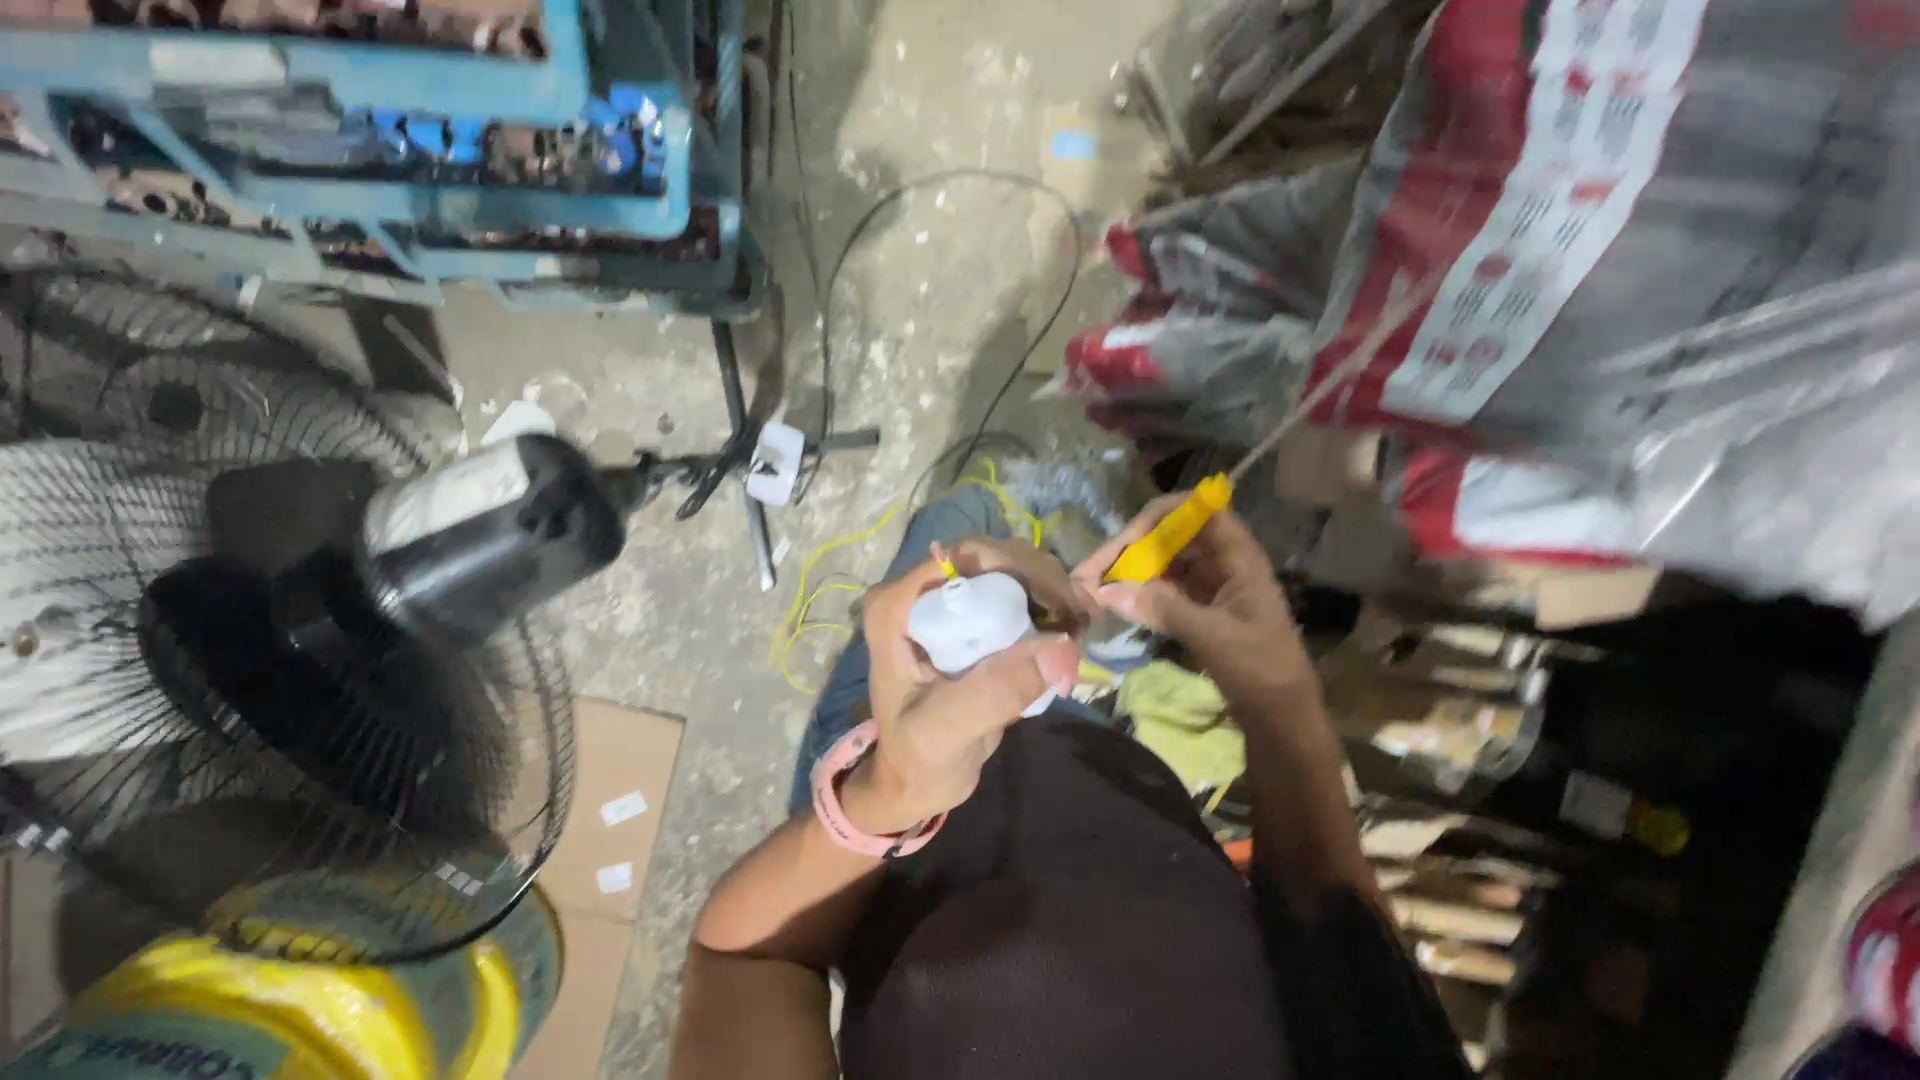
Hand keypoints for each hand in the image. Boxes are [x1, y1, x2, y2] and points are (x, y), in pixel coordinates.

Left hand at [842, 537, 1083, 834]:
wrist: (918, 781)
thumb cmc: (920, 758)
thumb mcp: (948, 730)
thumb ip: (997, 690)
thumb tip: (1064, 646)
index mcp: (896, 607)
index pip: (963, 558)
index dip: (1019, 570)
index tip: (1063, 608)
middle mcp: (920, 592)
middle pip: (995, 558)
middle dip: (1044, 582)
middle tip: (1081, 624)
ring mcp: (949, 602)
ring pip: (1013, 570)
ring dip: (1054, 594)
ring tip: (1079, 633)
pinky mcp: (974, 617)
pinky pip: (1020, 593)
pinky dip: (1051, 608)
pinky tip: (1070, 636)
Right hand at [1072, 494, 1314, 710]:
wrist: (1283, 716)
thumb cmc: (1260, 668)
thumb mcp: (1212, 636)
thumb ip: (1161, 609)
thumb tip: (1106, 591)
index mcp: (1239, 558)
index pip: (1199, 511)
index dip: (1161, 515)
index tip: (1127, 537)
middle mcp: (1223, 564)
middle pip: (1172, 538)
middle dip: (1132, 548)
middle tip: (1090, 571)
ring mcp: (1211, 587)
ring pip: (1164, 564)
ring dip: (1130, 571)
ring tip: (1093, 587)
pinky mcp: (1201, 610)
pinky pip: (1165, 590)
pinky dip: (1140, 593)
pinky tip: (1114, 603)